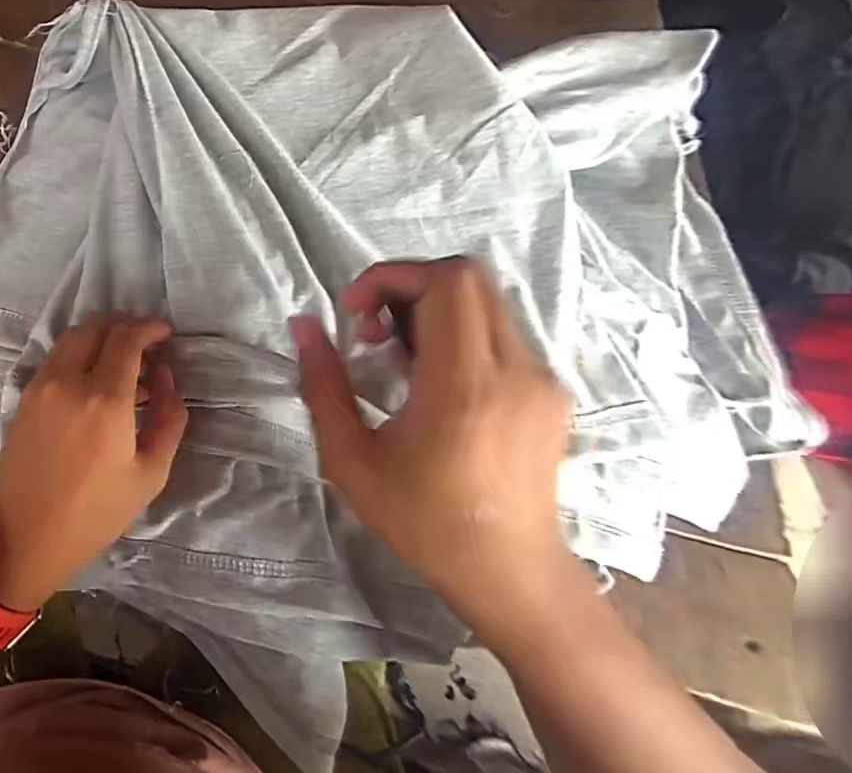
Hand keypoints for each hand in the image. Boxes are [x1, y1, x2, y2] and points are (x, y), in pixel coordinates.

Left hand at [0, 316, 189, 611]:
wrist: (22, 533)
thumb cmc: (94, 513)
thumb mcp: (149, 474)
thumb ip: (169, 419)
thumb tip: (167, 378)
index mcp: (104, 400)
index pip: (126, 338)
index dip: (150, 328)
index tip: (167, 334)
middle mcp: (69, 380)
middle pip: (97, 327)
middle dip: (127, 325)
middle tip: (150, 343)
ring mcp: (42, 383)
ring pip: (73, 335)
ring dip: (102, 334)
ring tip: (126, 358)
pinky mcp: (26, 393)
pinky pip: (57, 354)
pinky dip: (81, 350)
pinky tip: (98, 375)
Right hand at [291, 258, 578, 632]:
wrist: (511, 574)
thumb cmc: (423, 519)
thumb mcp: (350, 457)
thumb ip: (322, 382)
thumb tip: (302, 324)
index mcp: (466, 384)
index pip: (445, 281)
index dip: (390, 276)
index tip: (354, 313)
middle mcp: (515, 369)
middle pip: (467, 276)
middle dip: (406, 285)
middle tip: (370, 328)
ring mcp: (541, 380)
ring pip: (484, 299)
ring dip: (429, 306)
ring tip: (395, 354)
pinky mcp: (549, 392)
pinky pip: (498, 330)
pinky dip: (455, 330)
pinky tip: (429, 377)